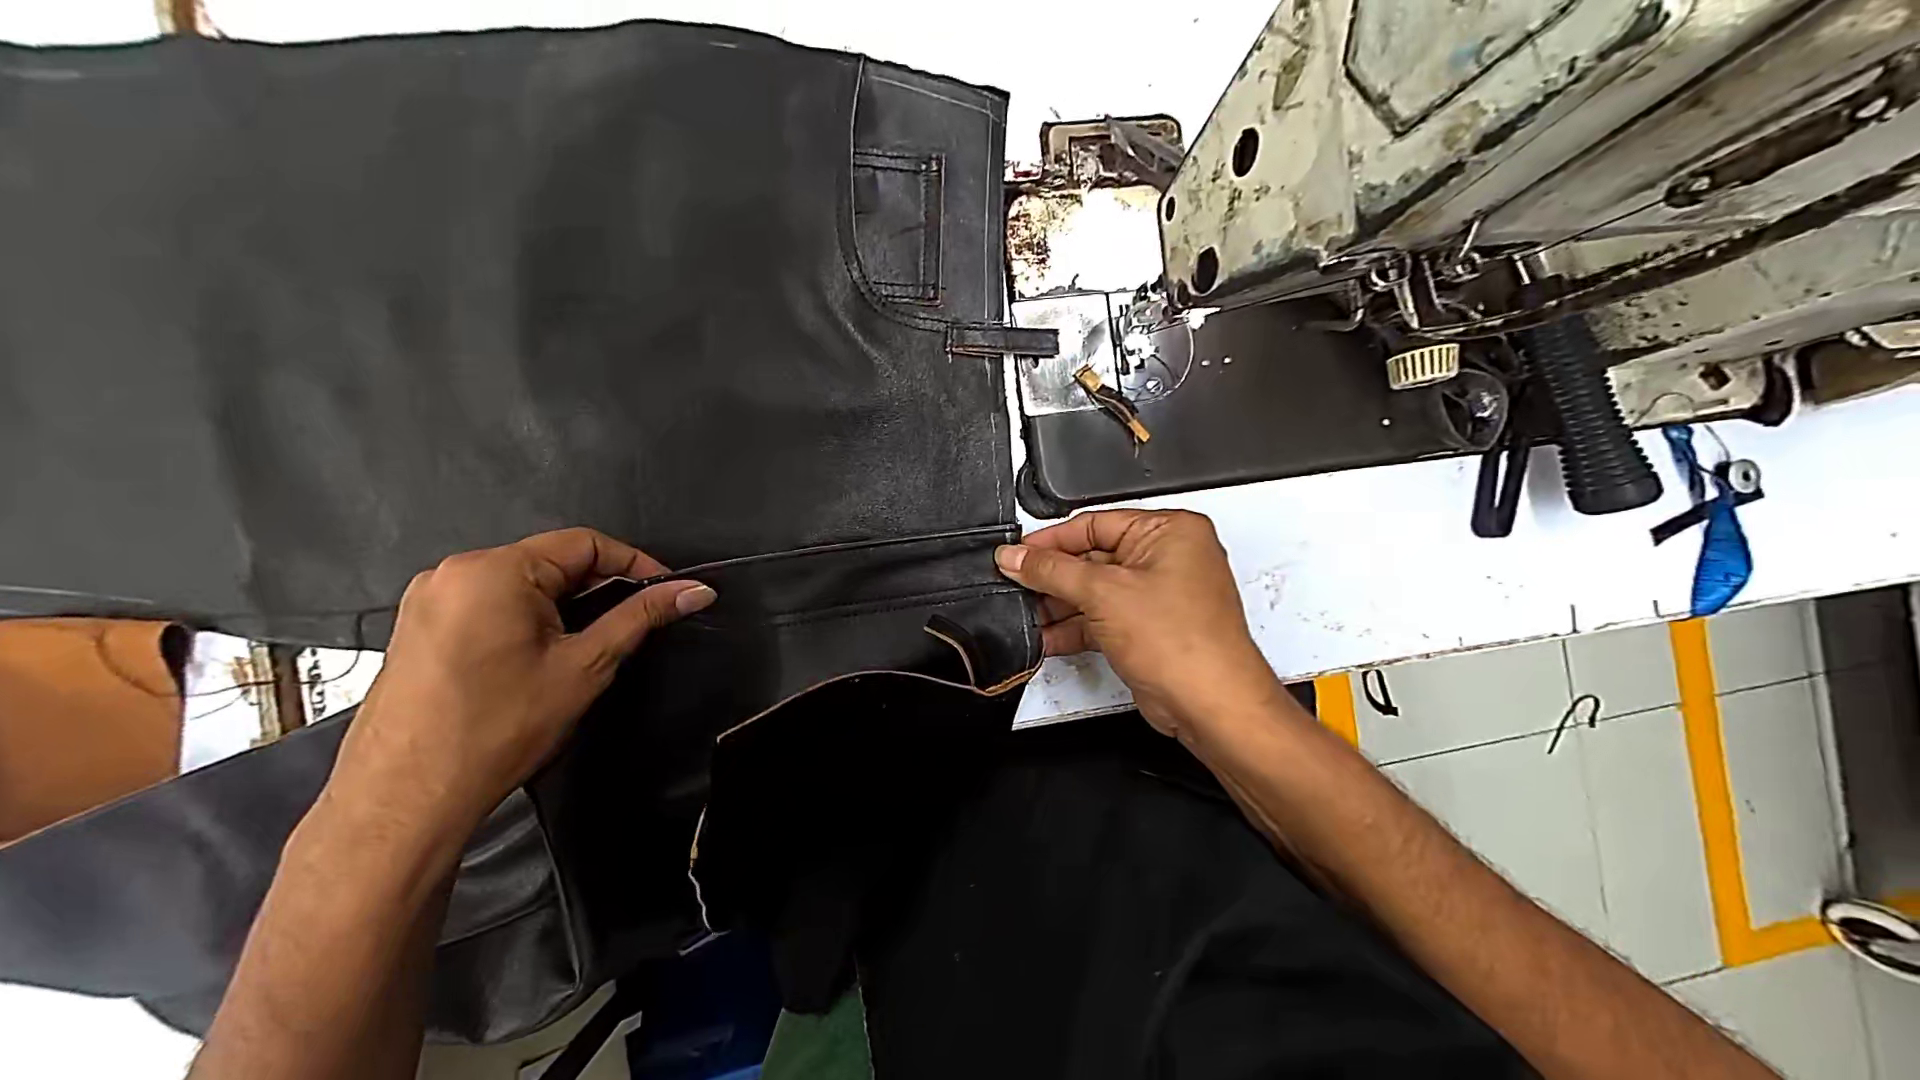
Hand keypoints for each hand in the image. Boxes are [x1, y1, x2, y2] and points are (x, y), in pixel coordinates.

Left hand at [328, 528, 715, 840]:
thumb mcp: (585, 666)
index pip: (585, 543)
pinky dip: (528, 617)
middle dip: (600, 587)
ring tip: (589, 644)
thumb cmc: (494, 731)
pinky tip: (542, 655)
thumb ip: (642, 617)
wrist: (404, 799)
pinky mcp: (418, 626)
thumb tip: (693, 591)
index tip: (666, 590)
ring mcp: (429, 599)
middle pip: (551, 560)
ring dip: (565, 604)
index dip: (635, 564)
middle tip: (634, 622)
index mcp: (494, 571)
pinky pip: (489, 602)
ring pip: (521, 583)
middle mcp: (454, 573)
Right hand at [995, 509, 1281, 738]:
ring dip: (1060, 605)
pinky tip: (1048, 636)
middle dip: (1053, 576)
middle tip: (1017, 583)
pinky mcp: (1150, 629)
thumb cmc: (1188, 646)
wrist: (1210, 706)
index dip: (1052, 540)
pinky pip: (1103, 618)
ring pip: (1095, 591)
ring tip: (1026, 612)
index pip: (1095, 523)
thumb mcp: (1103, 593)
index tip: (1019, 553)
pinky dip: (1075, 627)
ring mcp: (1160, 596)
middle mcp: (1169, 558)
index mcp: (1170, 531)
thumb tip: (1018, 557)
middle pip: (1093, 558)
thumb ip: (1051, 571)